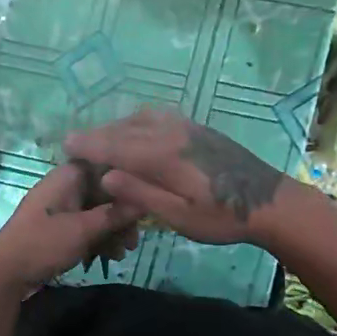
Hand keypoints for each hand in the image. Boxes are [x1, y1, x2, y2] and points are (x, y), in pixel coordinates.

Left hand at [0, 161, 142, 291]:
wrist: (4, 275)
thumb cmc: (43, 244)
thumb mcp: (84, 230)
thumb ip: (115, 214)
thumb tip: (145, 199)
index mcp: (68, 177)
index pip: (106, 165)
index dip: (128, 179)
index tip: (147, 196)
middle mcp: (65, 186)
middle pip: (105, 192)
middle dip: (123, 214)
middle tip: (135, 239)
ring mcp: (61, 207)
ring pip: (98, 211)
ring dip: (113, 230)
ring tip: (124, 252)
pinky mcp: (59, 226)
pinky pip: (87, 225)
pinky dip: (99, 238)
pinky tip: (111, 257)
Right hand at [64, 108, 298, 245]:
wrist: (270, 202)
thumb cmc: (223, 217)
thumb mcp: (180, 216)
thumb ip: (141, 194)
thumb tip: (105, 176)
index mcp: (163, 155)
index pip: (114, 146)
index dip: (88, 146)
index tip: (66, 146)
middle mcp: (171, 133)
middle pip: (124, 129)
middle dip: (98, 136)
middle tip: (77, 146)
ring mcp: (187, 126)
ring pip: (141, 119)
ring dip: (118, 128)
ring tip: (104, 143)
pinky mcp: (198, 129)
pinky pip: (158, 117)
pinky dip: (138, 123)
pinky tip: (137, 135)